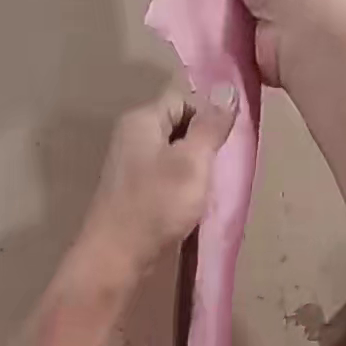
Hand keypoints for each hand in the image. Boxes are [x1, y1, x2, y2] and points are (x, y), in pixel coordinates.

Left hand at [77, 86, 236, 280]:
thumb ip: (211, 126)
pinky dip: (180, 187)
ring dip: (193, 168)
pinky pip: (163, 177)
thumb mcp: (193, 162)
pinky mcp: (132, 192)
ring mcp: (129, 166)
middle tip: (222, 166)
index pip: (183, 98)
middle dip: (203, 143)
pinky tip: (190, 204)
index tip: (227, 142)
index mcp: (141, 120)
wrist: (117, 256)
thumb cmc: (157, 205)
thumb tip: (228, 89)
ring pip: (172, 154)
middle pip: (177, 125)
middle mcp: (131, 136)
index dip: (209, 115)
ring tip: (208, 188)